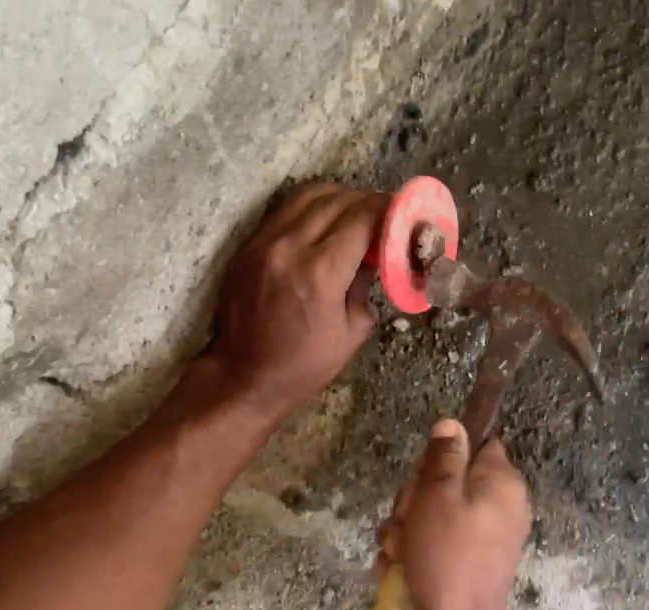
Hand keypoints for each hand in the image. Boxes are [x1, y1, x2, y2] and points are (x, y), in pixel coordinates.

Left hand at [209, 182, 386, 416]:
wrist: (244, 375)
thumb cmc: (303, 365)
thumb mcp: (351, 333)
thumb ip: (364, 285)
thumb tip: (373, 254)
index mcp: (320, 272)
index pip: (361, 218)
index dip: (387, 210)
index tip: (403, 214)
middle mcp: (290, 246)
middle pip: (337, 200)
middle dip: (367, 203)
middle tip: (384, 217)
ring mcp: (264, 241)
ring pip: (310, 195)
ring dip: (339, 198)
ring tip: (356, 216)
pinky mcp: (249, 244)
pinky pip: (286, 209)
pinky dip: (313, 207)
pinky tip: (326, 224)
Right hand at [387, 419, 530, 609]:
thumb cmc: (447, 558)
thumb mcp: (438, 497)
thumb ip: (444, 457)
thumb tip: (453, 423)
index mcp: (502, 482)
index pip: (475, 444)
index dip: (441, 457)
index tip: (423, 479)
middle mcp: (502, 504)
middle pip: (449, 480)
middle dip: (415, 499)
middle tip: (406, 521)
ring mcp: (488, 535)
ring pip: (435, 513)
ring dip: (408, 528)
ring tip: (397, 551)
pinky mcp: (473, 561)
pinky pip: (440, 541)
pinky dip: (417, 551)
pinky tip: (399, 566)